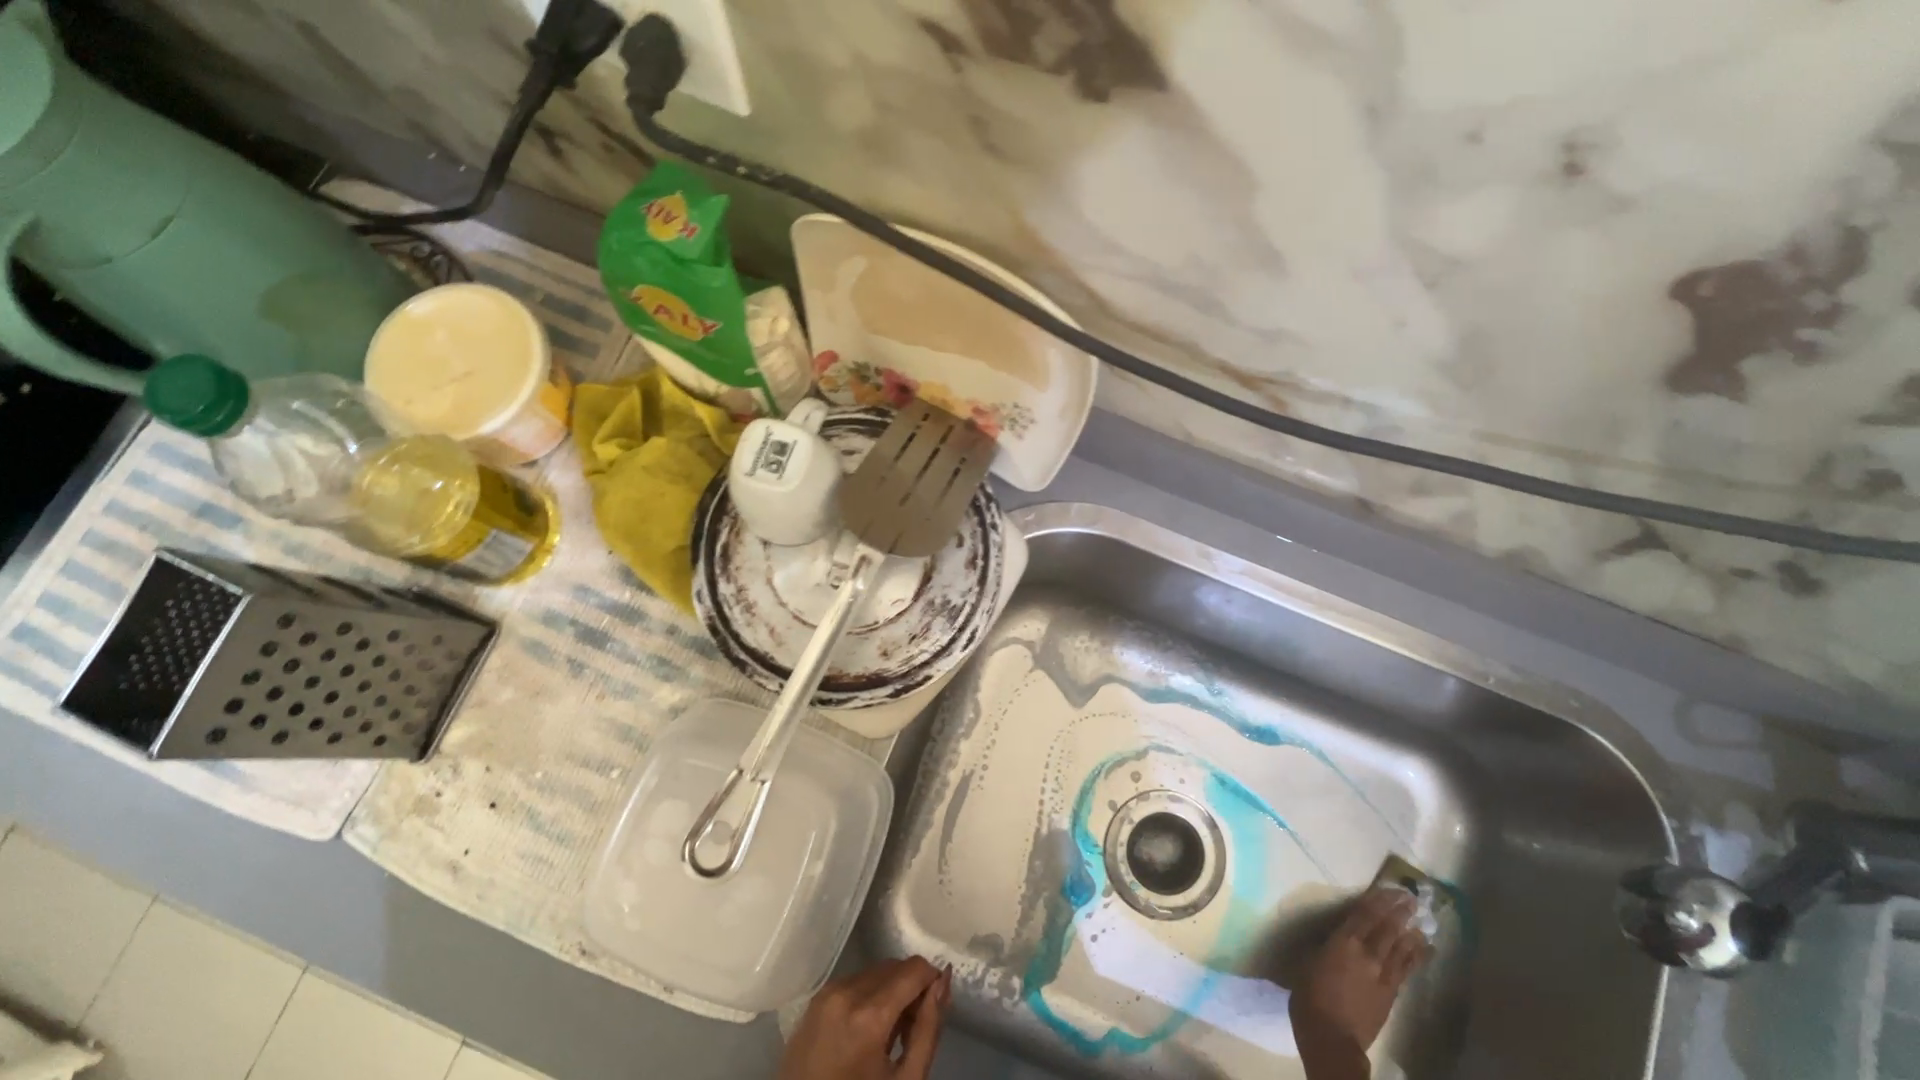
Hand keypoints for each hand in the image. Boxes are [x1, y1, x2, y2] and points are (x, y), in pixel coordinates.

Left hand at [777, 957, 952, 1079]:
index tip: (933, 1010)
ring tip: (888, 1035)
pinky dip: (868, 996)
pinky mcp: (814, 1001)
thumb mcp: (906, 1079)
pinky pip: (853, 982)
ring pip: (873, 972)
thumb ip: (928, 1028)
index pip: (915, 969)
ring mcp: (825, 994)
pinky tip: (865, 1031)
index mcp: (870, 1015)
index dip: (932, 982)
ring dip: (890, 991)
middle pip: (894, 967)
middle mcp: (845, 992)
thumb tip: (943, 981)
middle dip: (911, 989)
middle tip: (911, 1030)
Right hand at [1289, 888, 1429, 1075]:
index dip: (1377, 900)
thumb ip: (1325, 947)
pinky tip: (1423, 950)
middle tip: (1411, 899)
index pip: (1364, 915)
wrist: (1332, 1038)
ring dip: (1411, 932)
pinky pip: (1407, 969)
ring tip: (1421, 921)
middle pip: (1387, 928)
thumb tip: (1334, 938)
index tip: (1390, 889)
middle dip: (1399, 912)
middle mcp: (1368, 954)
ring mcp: (1383, 974)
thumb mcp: (1308, 963)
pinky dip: (1416, 957)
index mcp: (1344, 943)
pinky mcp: (1391, 993)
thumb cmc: (1309, 998)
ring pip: (1401, 947)